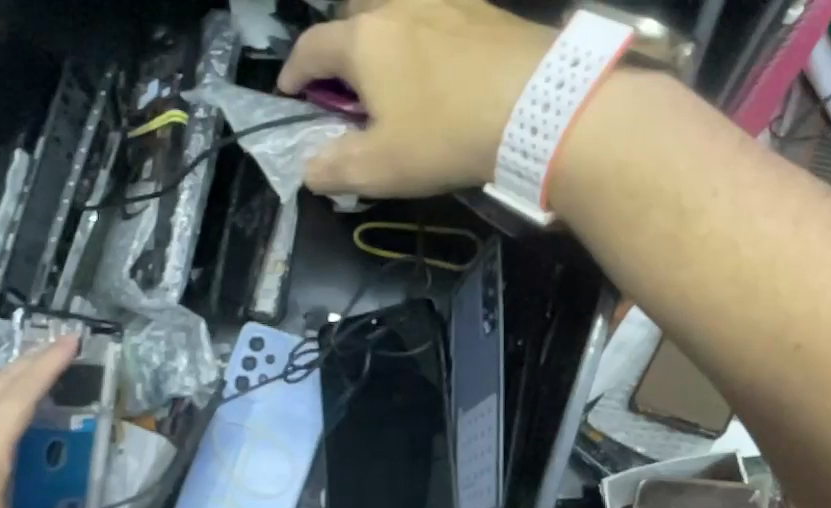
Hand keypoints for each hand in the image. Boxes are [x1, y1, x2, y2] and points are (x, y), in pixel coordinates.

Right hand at [279, 0, 554, 197]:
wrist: (539, 106)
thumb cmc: (444, 136)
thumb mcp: (379, 169)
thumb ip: (334, 169)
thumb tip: (309, 169)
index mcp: (363, 40)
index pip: (311, 48)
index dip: (294, 73)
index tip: (291, 94)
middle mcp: (398, 5)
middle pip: (353, 12)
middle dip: (339, 41)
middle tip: (345, 79)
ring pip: (398, 5)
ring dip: (384, 30)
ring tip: (391, 65)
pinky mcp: (484, 8)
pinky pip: (439, 11)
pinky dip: (425, 31)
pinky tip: (437, 59)